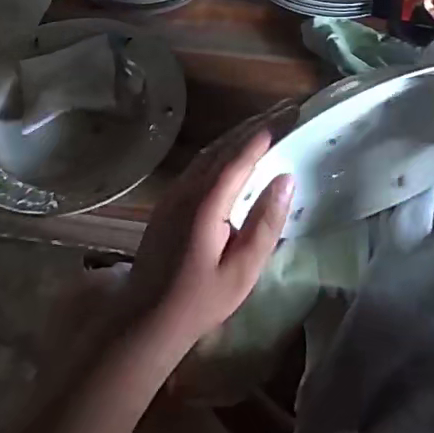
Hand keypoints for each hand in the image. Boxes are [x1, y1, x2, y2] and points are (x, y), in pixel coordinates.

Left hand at [125, 127, 292, 353]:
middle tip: (276, 116)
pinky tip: (230, 158)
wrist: (148, 316)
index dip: (258, 140)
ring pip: (205, 157)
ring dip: (231, 141)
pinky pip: (195, 168)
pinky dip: (217, 155)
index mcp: (205, 204)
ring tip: (259, 130)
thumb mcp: (243, 270)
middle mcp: (185, 190)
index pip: (235, 161)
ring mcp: (172, 194)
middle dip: (247, 132)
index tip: (281, 121)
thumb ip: (265, 224)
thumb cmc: (201, 300)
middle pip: (219, 151)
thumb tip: (285, 180)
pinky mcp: (166, 203)